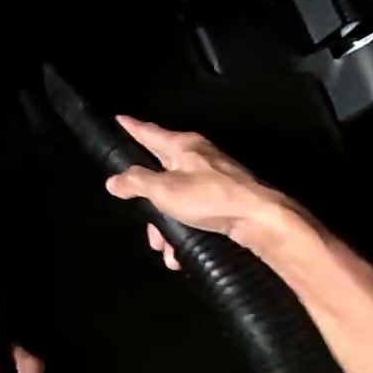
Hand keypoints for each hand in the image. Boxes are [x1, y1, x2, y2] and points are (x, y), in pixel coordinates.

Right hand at [104, 115, 296, 265]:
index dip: (131, 127)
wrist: (258, 219)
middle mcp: (197, 158)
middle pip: (160, 175)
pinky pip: (192, 214)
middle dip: (149, 205)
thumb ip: (136, 183)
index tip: (119, 119)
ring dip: (166, 226)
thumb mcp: (164, 190)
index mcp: (182, 147)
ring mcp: (211, 179)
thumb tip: (114, 181)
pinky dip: (184, 232)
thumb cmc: (209, 197)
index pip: (149, 132)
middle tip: (147, 225)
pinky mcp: (221, 200)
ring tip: (165, 248)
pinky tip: (181, 252)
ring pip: (175, 201)